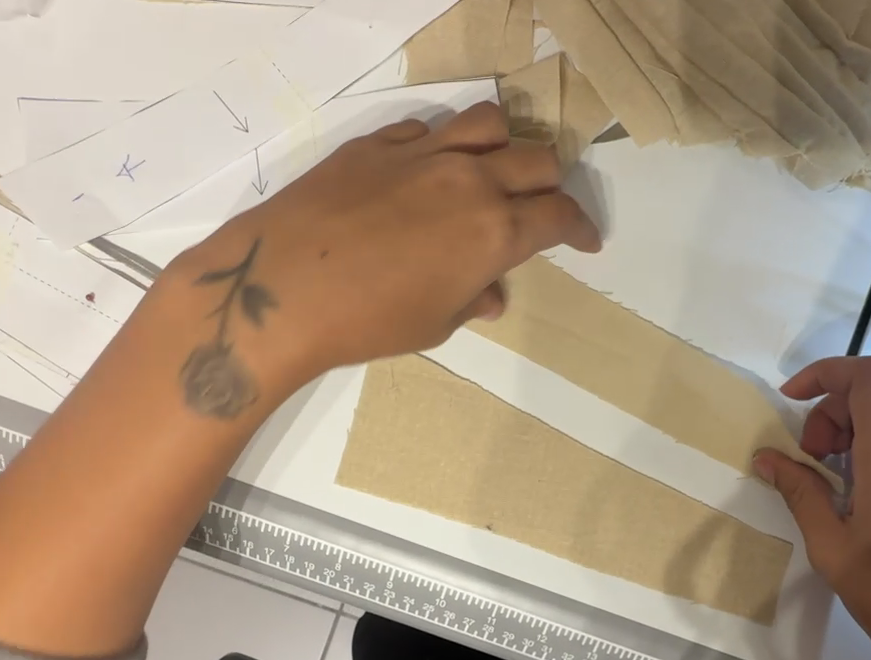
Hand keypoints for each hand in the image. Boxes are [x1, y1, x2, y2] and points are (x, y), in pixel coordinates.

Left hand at [160, 102, 600, 396]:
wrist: (284, 289)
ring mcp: (422, 153)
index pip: (557, 216)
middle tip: (544, 210)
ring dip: (507, 148)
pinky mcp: (379, 143)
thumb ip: (472, 297)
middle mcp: (469, 180)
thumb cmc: (369, 322)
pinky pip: (430, 129)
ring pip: (488, 125)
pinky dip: (448, 146)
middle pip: (535, 162)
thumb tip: (489, 293)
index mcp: (493, 231)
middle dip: (552, 187)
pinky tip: (433, 173)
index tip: (587, 241)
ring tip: (497, 173)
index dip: (580, 228)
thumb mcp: (434, 324)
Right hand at [753, 357, 870, 659]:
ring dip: (869, 413)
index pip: (870, 377)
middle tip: (814, 454)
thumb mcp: (832, 549)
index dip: (825, 373)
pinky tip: (869, 480)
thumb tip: (767, 458)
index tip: (789, 400)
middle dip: (839, 401)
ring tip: (842, 462)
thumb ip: (801, 493)